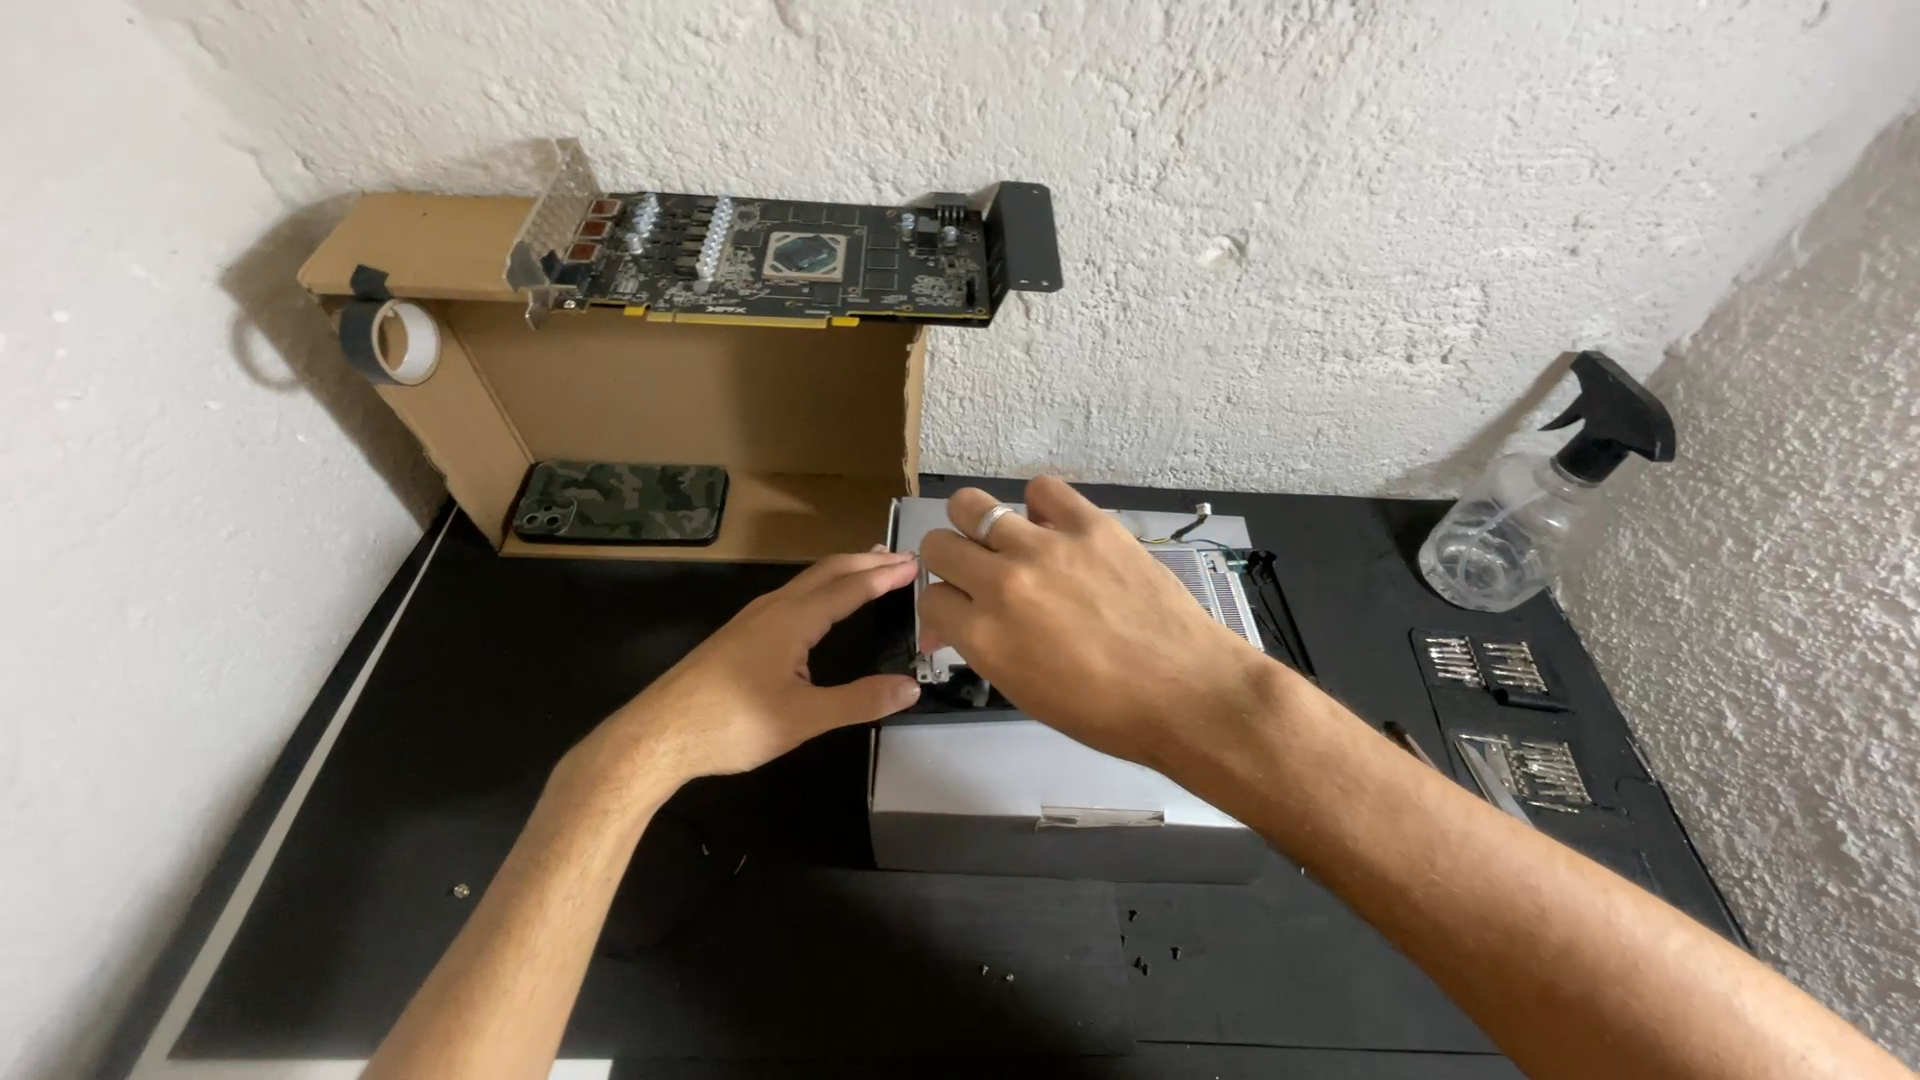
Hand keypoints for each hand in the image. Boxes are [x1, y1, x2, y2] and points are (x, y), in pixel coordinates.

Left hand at [558, 549, 922, 799]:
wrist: (658, 735)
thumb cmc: (733, 724)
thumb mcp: (804, 718)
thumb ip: (859, 701)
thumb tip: (911, 689)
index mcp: (793, 619)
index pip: (850, 587)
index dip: (885, 575)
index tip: (916, 564)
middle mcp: (773, 607)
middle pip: (827, 571)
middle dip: (866, 561)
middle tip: (901, 558)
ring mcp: (752, 618)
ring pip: (806, 582)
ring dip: (842, 572)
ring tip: (868, 569)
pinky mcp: (739, 634)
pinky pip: (791, 596)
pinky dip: (820, 588)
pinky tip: (819, 606)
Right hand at [917, 478, 1282, 771]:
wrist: (1188, 692)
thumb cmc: (1106, 713)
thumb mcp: (1025, 692)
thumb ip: (982, 649)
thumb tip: (954, 623)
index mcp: (984, 636)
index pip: (930, 599)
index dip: (943, 607)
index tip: (962, 611)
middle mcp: (1003, 584)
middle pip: (938, 546)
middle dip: (948, 562)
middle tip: (976, 574)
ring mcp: (1046, 548)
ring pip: (972, 505)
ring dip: (976, 524)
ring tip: (1002, 539)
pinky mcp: (1091, 525)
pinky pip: (1042, 488)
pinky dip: (1038, 504)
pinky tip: (1051, 526)